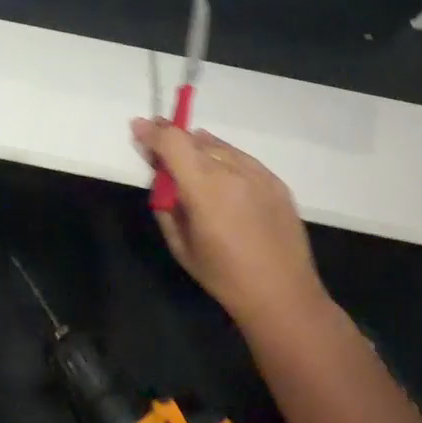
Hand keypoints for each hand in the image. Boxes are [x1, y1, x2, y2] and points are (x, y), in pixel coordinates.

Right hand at [132, 118, 328, 326]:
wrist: (283, 295)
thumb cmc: (223, 276)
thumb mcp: (179, 243)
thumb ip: (165, 203)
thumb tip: (160, 175)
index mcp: (204, 189)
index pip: (172, 142)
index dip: (152, 132)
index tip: (138, 127)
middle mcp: (231, 172)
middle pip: (193, 139)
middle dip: (171, 138)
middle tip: (160, 147)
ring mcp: (258, 174)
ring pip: (218, 145)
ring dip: (198, 148)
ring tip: (191, 164)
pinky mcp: (276, 181)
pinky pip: (241, 158)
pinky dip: (224, 159)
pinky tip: (222, 178)